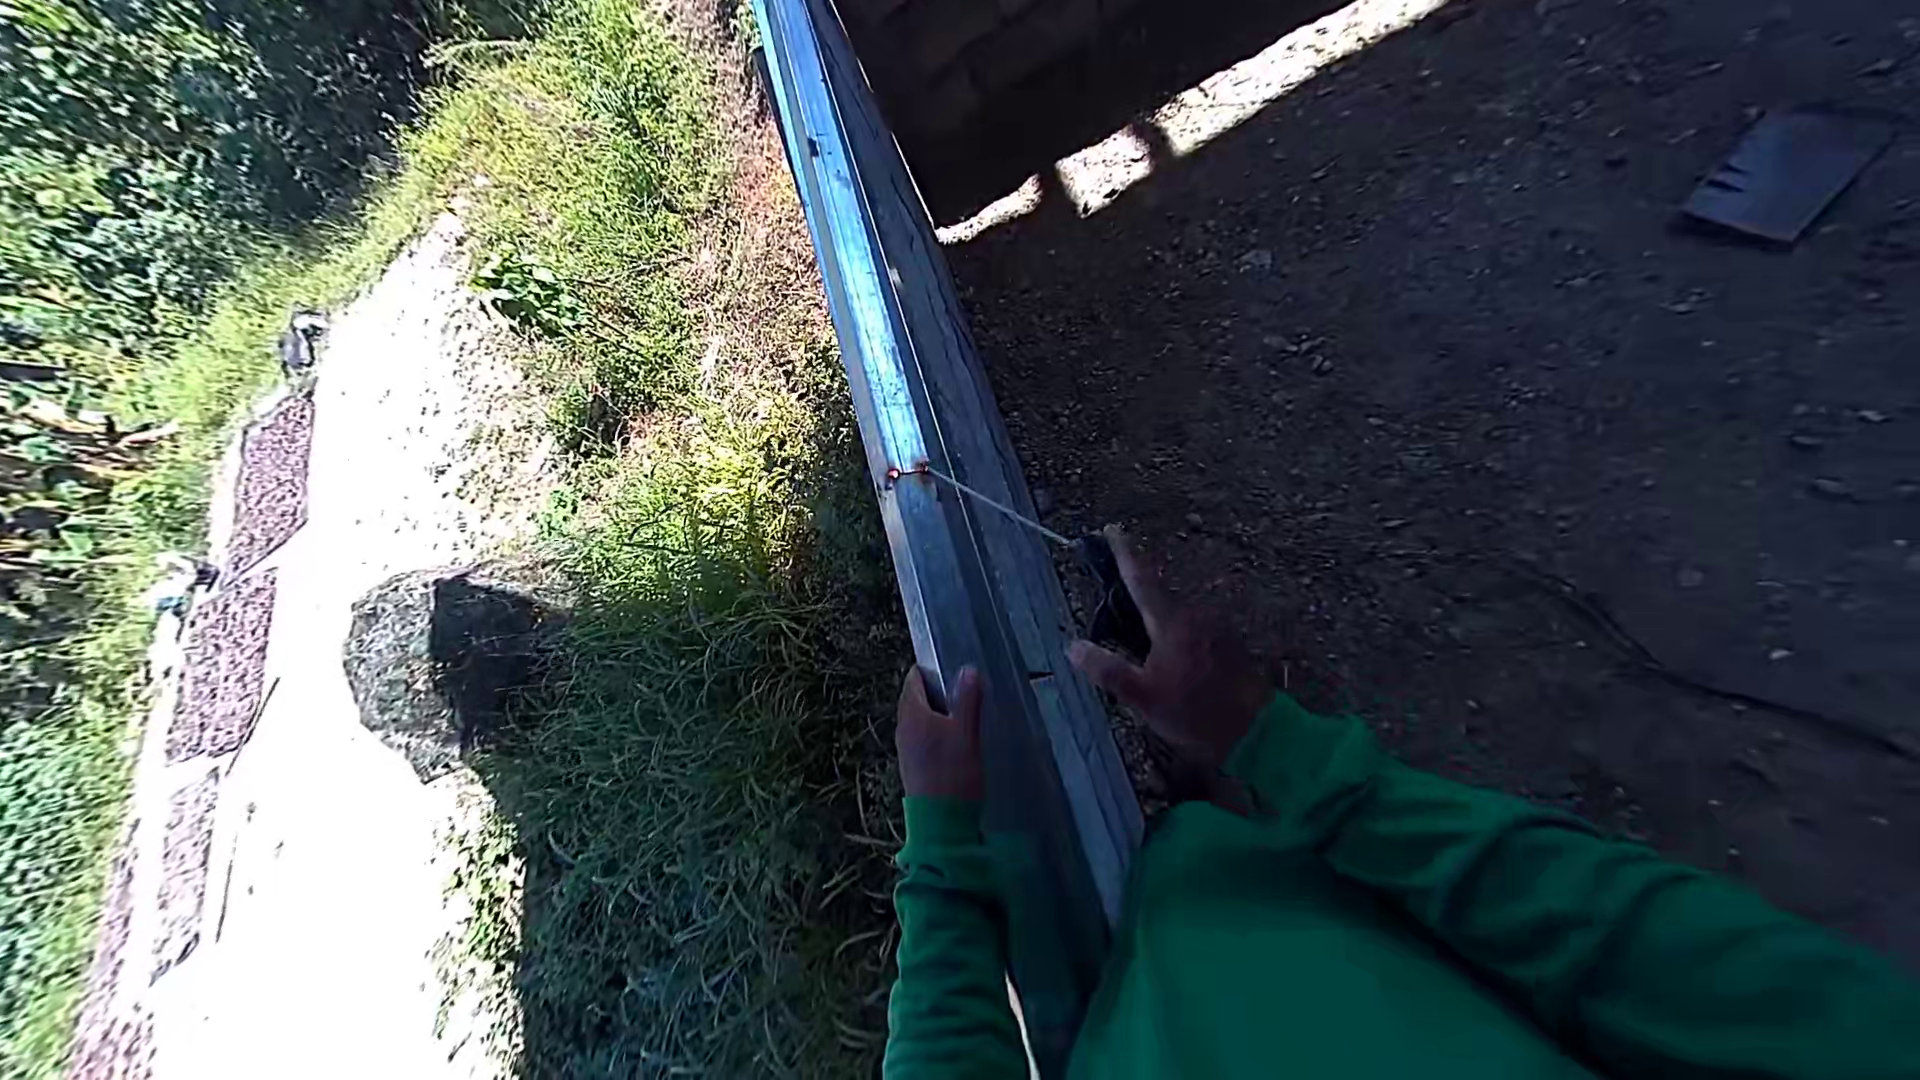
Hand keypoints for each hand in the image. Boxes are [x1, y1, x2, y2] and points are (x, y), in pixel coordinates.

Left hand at [896, 665, 983, 799]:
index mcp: (912, 715)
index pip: (913, 680)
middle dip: (934, 690)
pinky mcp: (912, 765)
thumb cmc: (953, 775)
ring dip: (935, 712)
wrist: (942, 825)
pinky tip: (953, 740)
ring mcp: (905, 748)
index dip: (930, 670)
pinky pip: (920, 736)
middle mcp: (903, 729)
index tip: (950, 668)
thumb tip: (968, 670)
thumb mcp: (966, 733)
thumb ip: (967, 700)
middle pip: (914, 698)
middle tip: (960, 690)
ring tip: (961, 714)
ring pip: (918, 718)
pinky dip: (934, 730)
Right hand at [1068, 526, 1271, 771]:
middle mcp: (1194, 614)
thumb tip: (1073, 646)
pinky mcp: (1227, 642)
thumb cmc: (1196, 712)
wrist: (1258, 730)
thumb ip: (1107, 669)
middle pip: (1156, 597)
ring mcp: (1214, 626)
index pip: (1141, 577)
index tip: (1112, 529)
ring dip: (1155, 626)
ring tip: (1144, 657)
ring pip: (1173, 615)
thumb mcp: (1143, 696)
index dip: (1124, 552)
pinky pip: (1191, 629)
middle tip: (1115, 622)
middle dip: (1134, 603)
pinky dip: (1174, 637)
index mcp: (1170, 621)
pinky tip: (1172, 666)